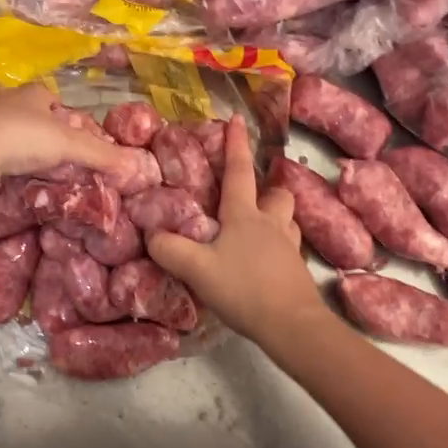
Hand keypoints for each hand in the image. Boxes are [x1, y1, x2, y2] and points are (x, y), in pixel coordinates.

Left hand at [0, 84, 140, 183]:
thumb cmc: (24, 138)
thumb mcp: (69, 145)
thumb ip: (101, 153)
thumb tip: (134, 163)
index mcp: (35, 92)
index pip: (62, 104)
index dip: (76, 123)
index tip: (85, 145)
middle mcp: (11, 100)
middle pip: (41, 118)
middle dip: (54, 137)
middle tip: (68, 160)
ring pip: (20, 133)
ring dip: (32, 149)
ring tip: (46, 171)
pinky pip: (2, 149)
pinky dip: (14, 160)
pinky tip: (20, 175)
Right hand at [146, 115, 328, 344]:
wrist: (294, 327)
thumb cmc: (245, 289)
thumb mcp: (197, 269)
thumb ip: (169, 249)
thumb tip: (151, 235)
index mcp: (244, 215)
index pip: (238, 172)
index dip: (235, 145)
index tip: (236, 120)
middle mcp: (270, 224)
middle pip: (277, 194)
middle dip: (267, 187)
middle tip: (252, 194)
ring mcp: (288, 248)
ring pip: (287, 219)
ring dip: (276, 216)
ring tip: (258, 226)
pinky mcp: (297, 273)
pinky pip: (289, 248)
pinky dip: (277, 247)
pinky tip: (262, 261)